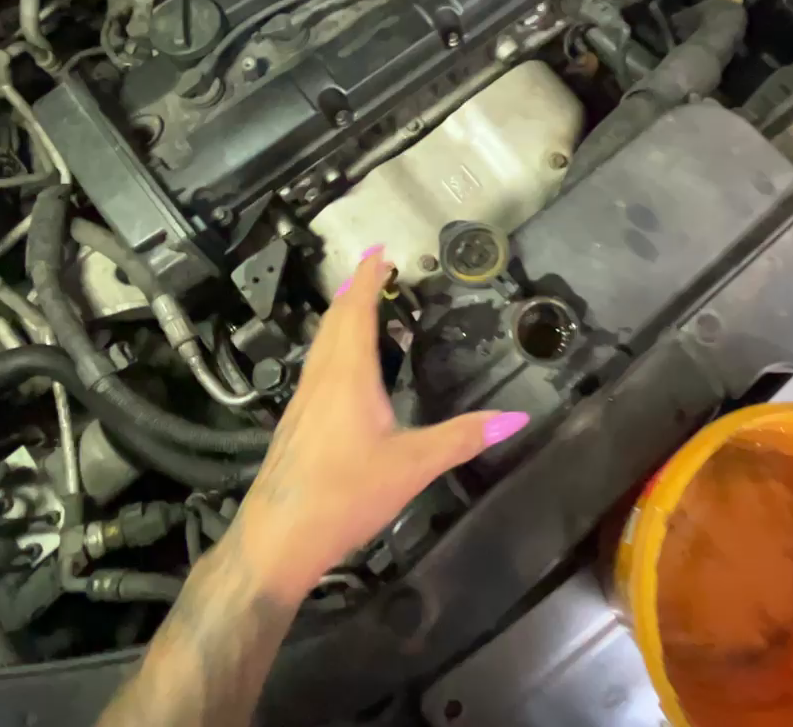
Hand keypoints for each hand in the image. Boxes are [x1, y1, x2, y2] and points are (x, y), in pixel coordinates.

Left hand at [225, 247, 529, 602]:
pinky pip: (317, 364)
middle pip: (335, 320)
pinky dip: (333, 343)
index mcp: (348, 375)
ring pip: (321, 342)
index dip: (367, 277)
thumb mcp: (412, 467)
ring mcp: (303, 400)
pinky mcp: (296, 422)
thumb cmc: (343, 495)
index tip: (378, 250)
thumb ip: (463, 438)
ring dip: (341, 315)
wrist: (276, 542)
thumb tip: (516, 418)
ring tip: (360, 302)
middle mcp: (321, 378)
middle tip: (375, 268)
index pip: (356, 311)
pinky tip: (342, 364)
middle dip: (354, 289)